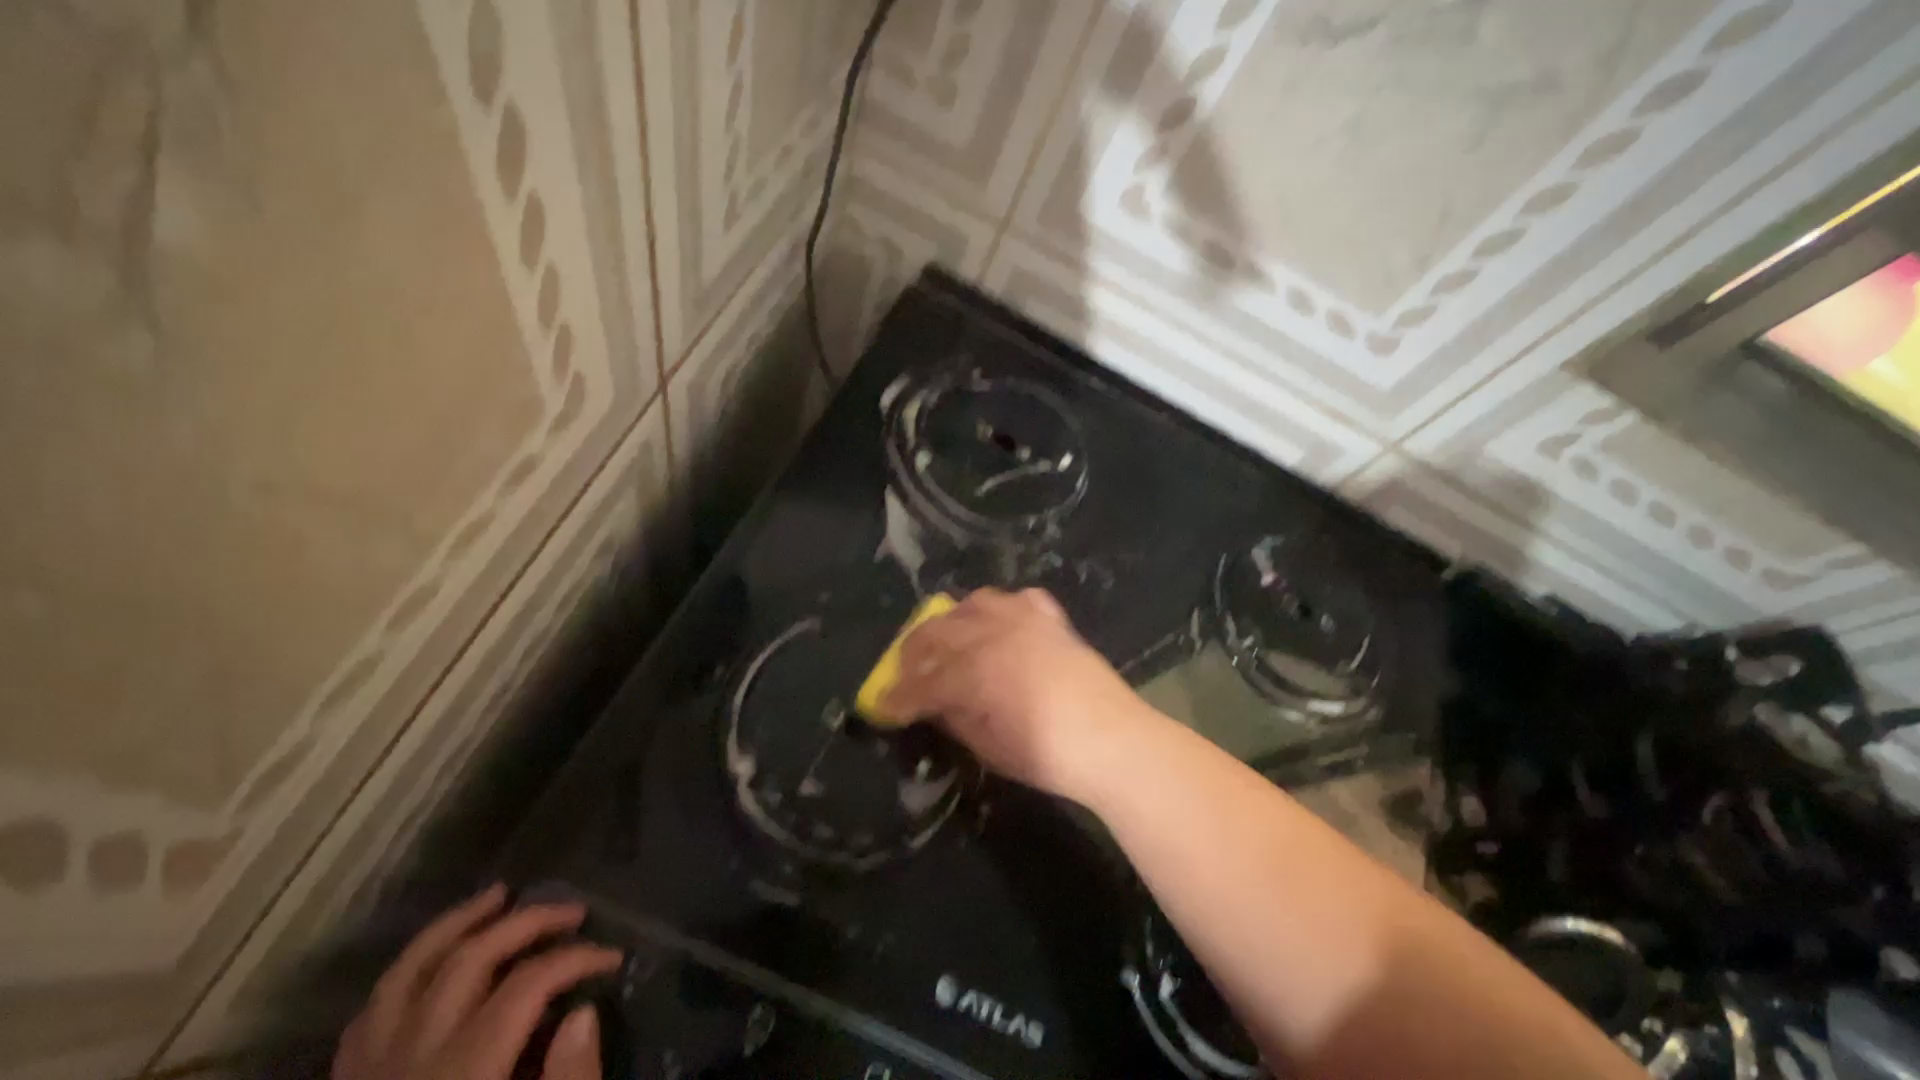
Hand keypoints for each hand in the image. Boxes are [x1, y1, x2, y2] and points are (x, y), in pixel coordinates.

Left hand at [331, 884, 619, 1079]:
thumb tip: (581, 1013)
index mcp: (465, 1074)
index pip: (525, 986)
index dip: (574, 960)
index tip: (612, 959)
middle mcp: (411, 1059)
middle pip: (468, 962)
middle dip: (525, 924)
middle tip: (571, 911)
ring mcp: (370, 1072)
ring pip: (407, 972)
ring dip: (455, 927)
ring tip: (496, 897)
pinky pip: (370, 1012)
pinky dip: (406, 974)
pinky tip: (428, 964)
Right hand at [881, 587, 1154, 801]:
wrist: (1116, 742)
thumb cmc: (1050, 757)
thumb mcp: (990, 748)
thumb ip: (956, 719)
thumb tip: (933, 706)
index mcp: (975, 672)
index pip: (922, 682)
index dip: (899, 697)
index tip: (883, 709)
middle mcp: (994, 634)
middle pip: (938, 633)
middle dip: (913, 655)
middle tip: (903, 677)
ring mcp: (1025, 620)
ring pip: (972, 605)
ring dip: (950, 625)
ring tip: (945, 645)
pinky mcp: (1051, 620)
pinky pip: (1015, 601)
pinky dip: (999, 611)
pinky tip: (996, 629)